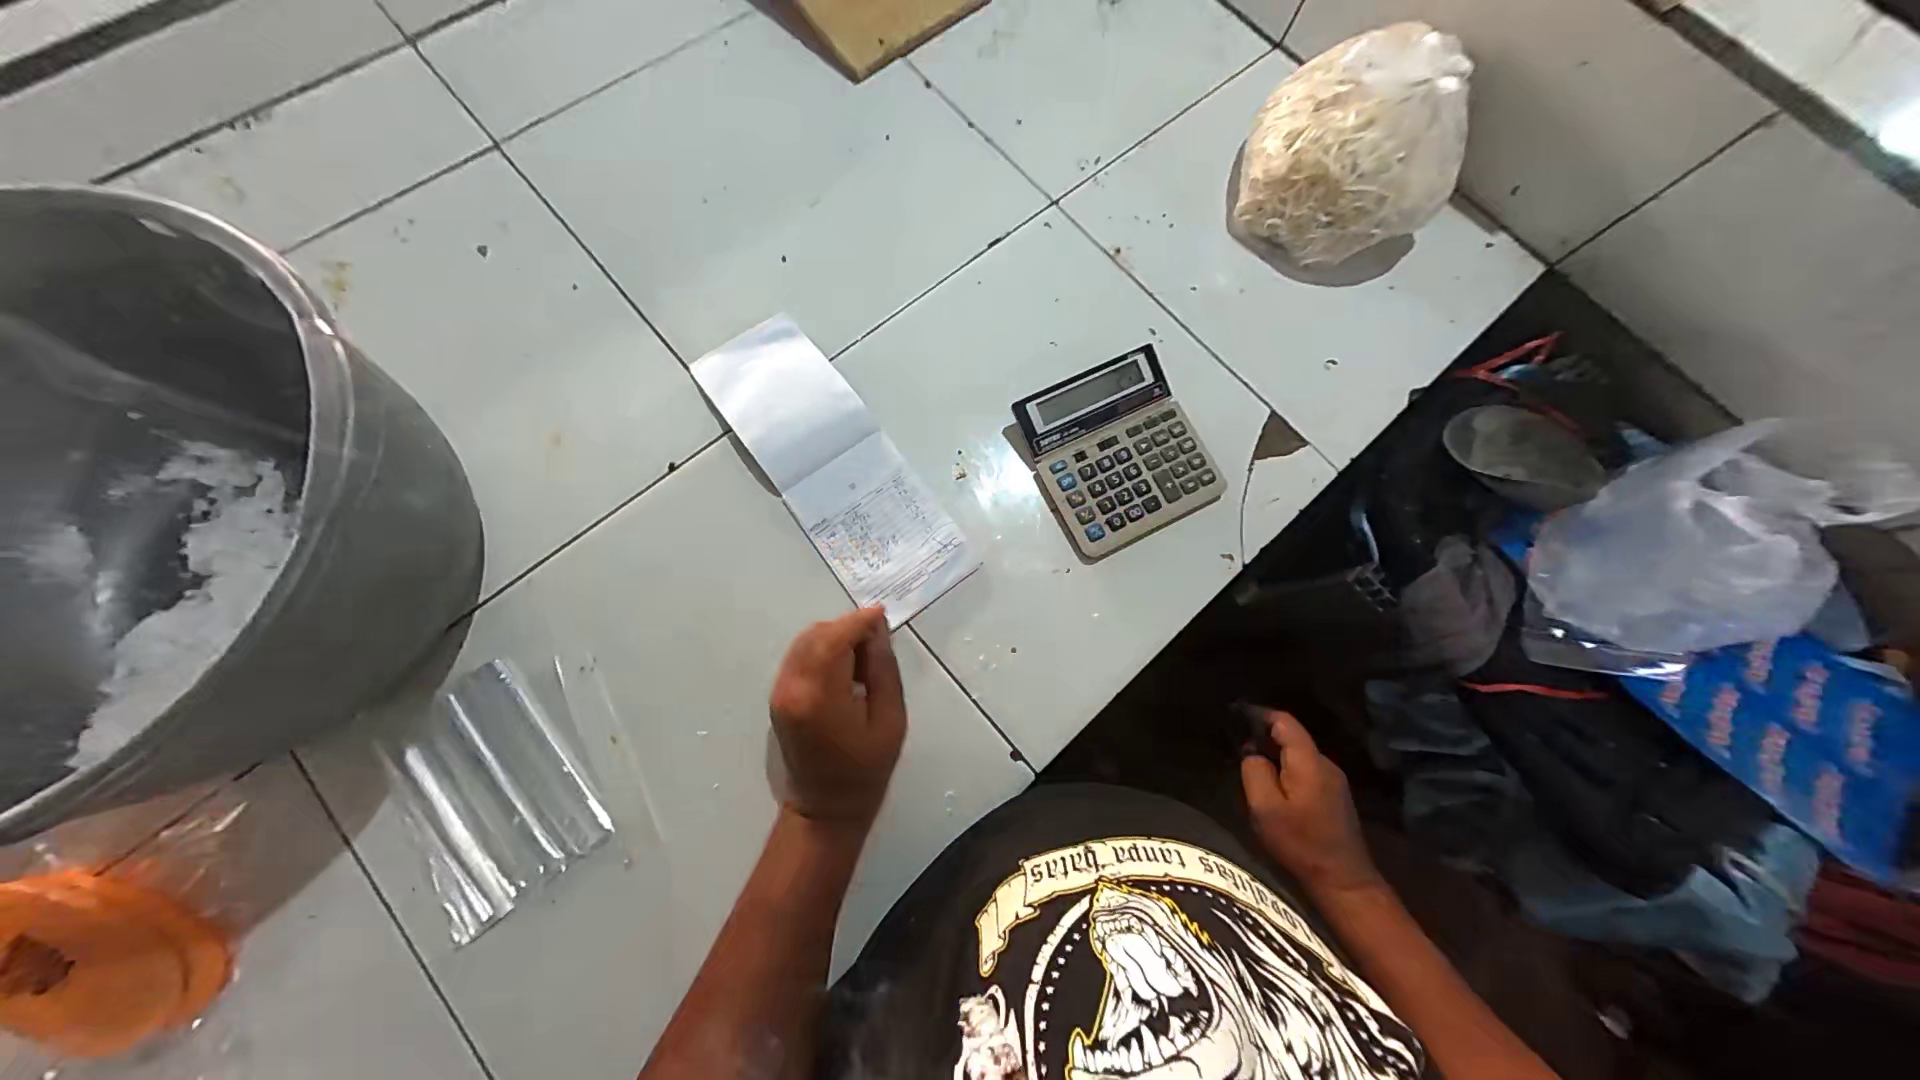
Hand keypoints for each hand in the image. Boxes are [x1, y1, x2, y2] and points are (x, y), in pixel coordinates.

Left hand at [769, 607, 906, 826]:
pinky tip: (844, 671)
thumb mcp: (890, 718)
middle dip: (847, 629)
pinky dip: (822, 651)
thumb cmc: (866, 769)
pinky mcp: (778, 697)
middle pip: (816, 634)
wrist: (826, 808)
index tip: (882, 615)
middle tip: (876, 645)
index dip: (859, 621)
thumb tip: (877, 630)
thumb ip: (882, 668)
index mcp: (818, 695)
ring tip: (862, 662)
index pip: (835, 638)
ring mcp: (780, 692)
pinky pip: (799, 657)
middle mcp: (791, 688)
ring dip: (834, 639)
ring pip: (805, 642)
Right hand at [1240, 708, 1383, 898]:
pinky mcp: (1335, 796)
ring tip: (1251, 765)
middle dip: (1264, 736)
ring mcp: (1334, 780)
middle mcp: (1326, 764)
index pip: (1284, 721)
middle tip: (1237, 747)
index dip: (1259, 714)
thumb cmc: (1300, 843)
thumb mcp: (1264, 808)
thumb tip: (1252, 754)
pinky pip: (1306, 769)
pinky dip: (1286, 769)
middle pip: (1292, 736)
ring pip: (1299, 754)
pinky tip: (1273, 785)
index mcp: (1309, 762)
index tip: (1236, 716)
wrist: (1344, 881)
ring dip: (1275, 755)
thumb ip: (1254, 772)